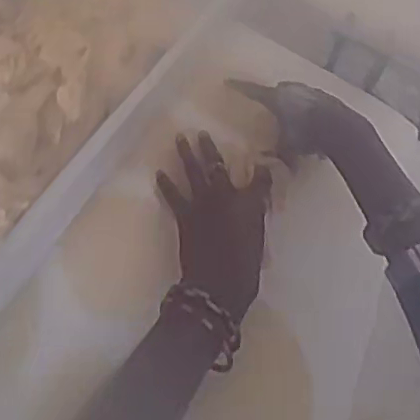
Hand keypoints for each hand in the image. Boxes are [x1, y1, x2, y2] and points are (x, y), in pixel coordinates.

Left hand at [155, 131, 270, 319]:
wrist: (216, 287)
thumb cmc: (245, 268)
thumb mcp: (258, 239)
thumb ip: (255, 215)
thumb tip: (255, 200)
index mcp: (249, 202)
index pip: (259, 179)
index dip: (260, 171)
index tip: (260, 163)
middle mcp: (224, 195)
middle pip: (217, 165)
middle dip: (210, 148)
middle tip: (202, 132)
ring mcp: (202, 203)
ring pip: (193, 171)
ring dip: (186, 154)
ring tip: (179, 138)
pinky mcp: (185, 215)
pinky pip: (174, 195)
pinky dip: (166, 184)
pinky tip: (159, 172)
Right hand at [228, 80, 373, 166]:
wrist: (339, 127)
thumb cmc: (307, 135)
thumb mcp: (288, 147)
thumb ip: (276, 149)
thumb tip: (266, 157)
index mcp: (275, 97)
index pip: (251, 90)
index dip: (239, 87)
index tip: (227, 81)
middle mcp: (289, 88)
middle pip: (275, 90)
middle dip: (271, 98)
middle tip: (267, 108)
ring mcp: (307, 89)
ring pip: (293, 93)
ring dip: (290, 102)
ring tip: (291, 117)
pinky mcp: (322, 95)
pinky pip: (307, 99)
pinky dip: (304, 107)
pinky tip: (309, 121)